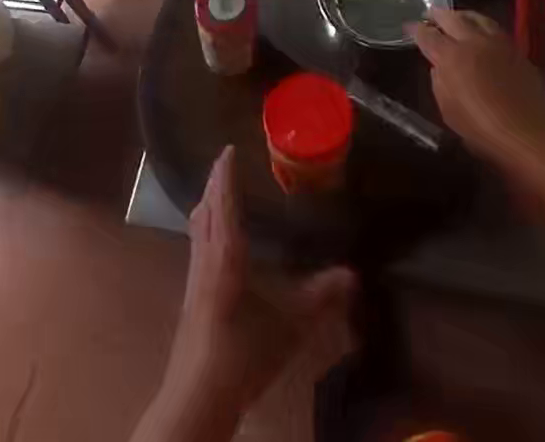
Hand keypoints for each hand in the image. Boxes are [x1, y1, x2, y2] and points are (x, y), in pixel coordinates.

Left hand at [165, 146, 356, 410]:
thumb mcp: (288, 329)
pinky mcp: (191, 294)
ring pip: (197, 226)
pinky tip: (213, 239)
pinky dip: (204, 225)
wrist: (197, 395)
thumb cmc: (242, 356)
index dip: (226, 176)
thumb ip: (320, 300)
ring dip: (207, 202)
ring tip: (216, 190)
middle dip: (215, 183)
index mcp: (225, 256)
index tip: (228, 149)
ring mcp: (194, 276)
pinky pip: (197, 243)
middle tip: (225, 162)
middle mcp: (205, 258)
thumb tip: (353, 274)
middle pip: (206, 209)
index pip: (224, 204)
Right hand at [410, 8, 544, 160]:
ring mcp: (498, 44)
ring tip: (456, 17)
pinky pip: (494, 29)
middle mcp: (473, 42)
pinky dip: (482, 26)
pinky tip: (481, 33)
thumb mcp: (448, 111)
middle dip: (438, 14)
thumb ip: (439, 83)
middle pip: (452, 18)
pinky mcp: (517, 52)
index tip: (409, 27)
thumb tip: (439, 68)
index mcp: (450, 56)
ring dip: (463, 15)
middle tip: (431, 14)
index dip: (416, 29)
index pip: (427, 34)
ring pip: (477, 18)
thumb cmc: (482, 128)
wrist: (532, 134)